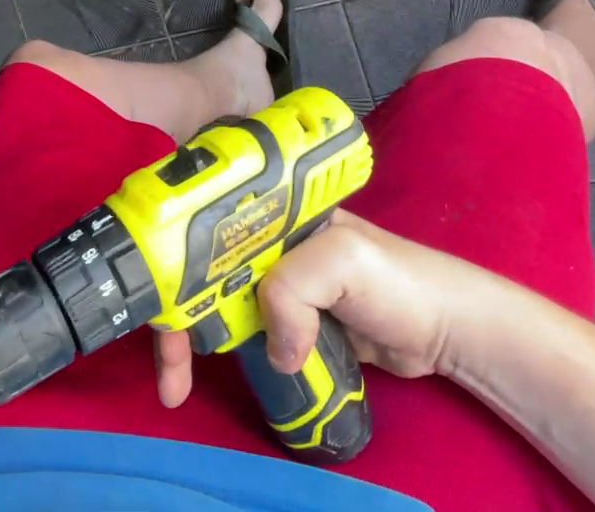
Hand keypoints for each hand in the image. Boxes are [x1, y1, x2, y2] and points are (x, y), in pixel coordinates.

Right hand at [154, 210, 460, 406]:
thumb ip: (295, 287)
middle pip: (198, 268)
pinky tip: (200, 376)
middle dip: (171, 311)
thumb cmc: (398, 279)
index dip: (170, 254)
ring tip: (176, 382)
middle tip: (167, 363)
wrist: (442, 330)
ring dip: (186, 340)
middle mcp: (265, 241)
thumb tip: (273, 346)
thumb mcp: (343, 261)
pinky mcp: (285, 318)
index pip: (205, 223)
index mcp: (273, 213)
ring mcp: (274, 282)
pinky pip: (239, 332)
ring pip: (212, 304)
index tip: (151, 294)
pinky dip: (216, 354)